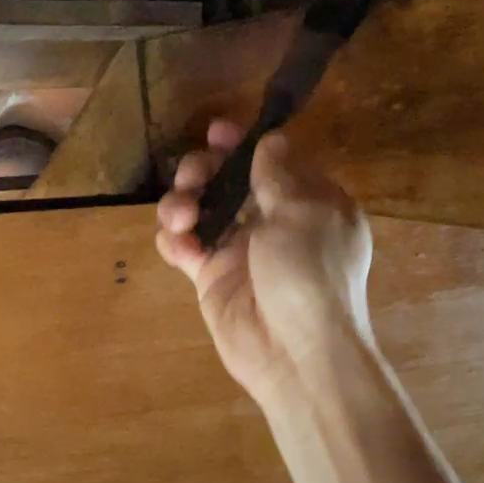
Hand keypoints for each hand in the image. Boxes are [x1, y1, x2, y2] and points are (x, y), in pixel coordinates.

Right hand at [155, 122, 374, 405]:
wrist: (294, 350)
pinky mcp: (209, 276)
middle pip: (225, 180)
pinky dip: (174, 239)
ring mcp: (237, 249)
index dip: (243, 144)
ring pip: (198, 209)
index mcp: (306, 201)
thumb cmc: (309, 274)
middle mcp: (271, 221)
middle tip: (194, 178)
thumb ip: (277, 175)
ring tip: (182, 217)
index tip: (217, 132)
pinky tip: (179, 245)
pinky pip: (183, 246)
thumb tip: (270, 139)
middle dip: (202, 171)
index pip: (270, 161)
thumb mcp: (303, 213)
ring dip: (181, 203)